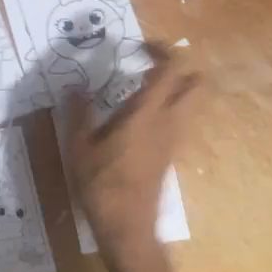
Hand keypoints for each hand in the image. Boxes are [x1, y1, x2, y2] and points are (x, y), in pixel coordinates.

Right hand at [64, 51, 202, 248]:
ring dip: (173, 89)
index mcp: (146, 114)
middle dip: (178, 68)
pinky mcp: (171, 153)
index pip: (171, 69)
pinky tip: (134, 120)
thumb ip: (79, 113)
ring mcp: (175, 138)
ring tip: (138, 91)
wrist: (127, 225)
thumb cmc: (101, 185)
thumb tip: (74, 87)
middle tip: (146, 67)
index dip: (161, 50)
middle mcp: (169, 122)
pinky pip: (179, 120)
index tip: (138, 47)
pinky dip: (166, 109)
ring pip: (191, 101)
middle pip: (197, 82)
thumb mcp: (79, 148)